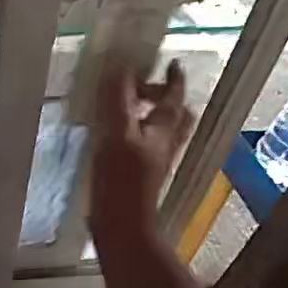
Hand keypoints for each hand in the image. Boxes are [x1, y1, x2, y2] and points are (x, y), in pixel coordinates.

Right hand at [91, 57, 193, 245]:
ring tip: (127, 107)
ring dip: (149, 116)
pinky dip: (135, 133)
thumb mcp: (118, 133)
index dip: (174, 78)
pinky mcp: (139, 175)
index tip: (172, 62)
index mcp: (164, 130)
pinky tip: (113, 135)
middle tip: (144, 87)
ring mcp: (154, 161)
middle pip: (175, 115)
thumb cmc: (122, 180)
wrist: (121, 225)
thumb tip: (120, 65)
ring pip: (160, 131)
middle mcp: (164, 144)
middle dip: (164, 98)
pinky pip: (143, 145)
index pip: (175, 96)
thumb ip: (118, 99)